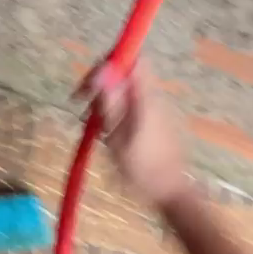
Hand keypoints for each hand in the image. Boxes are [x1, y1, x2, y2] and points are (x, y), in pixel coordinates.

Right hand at [88, 62, 191, 208]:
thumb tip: (101, 69)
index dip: (107, 62)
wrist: (171, 194)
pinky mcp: (155, 119)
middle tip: (81, 105)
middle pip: (124, 73)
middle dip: (100, 83)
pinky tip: (104, 130)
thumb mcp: (118, 138)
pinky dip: (115, 109)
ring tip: (89, 124)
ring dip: (104, 99)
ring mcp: (155, 108)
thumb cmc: (142, 170)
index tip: (88, 83)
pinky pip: (131, 103)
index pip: (131, 59)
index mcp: (145, 97)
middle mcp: (153, 97)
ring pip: (125, 89)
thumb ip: (110, 102)